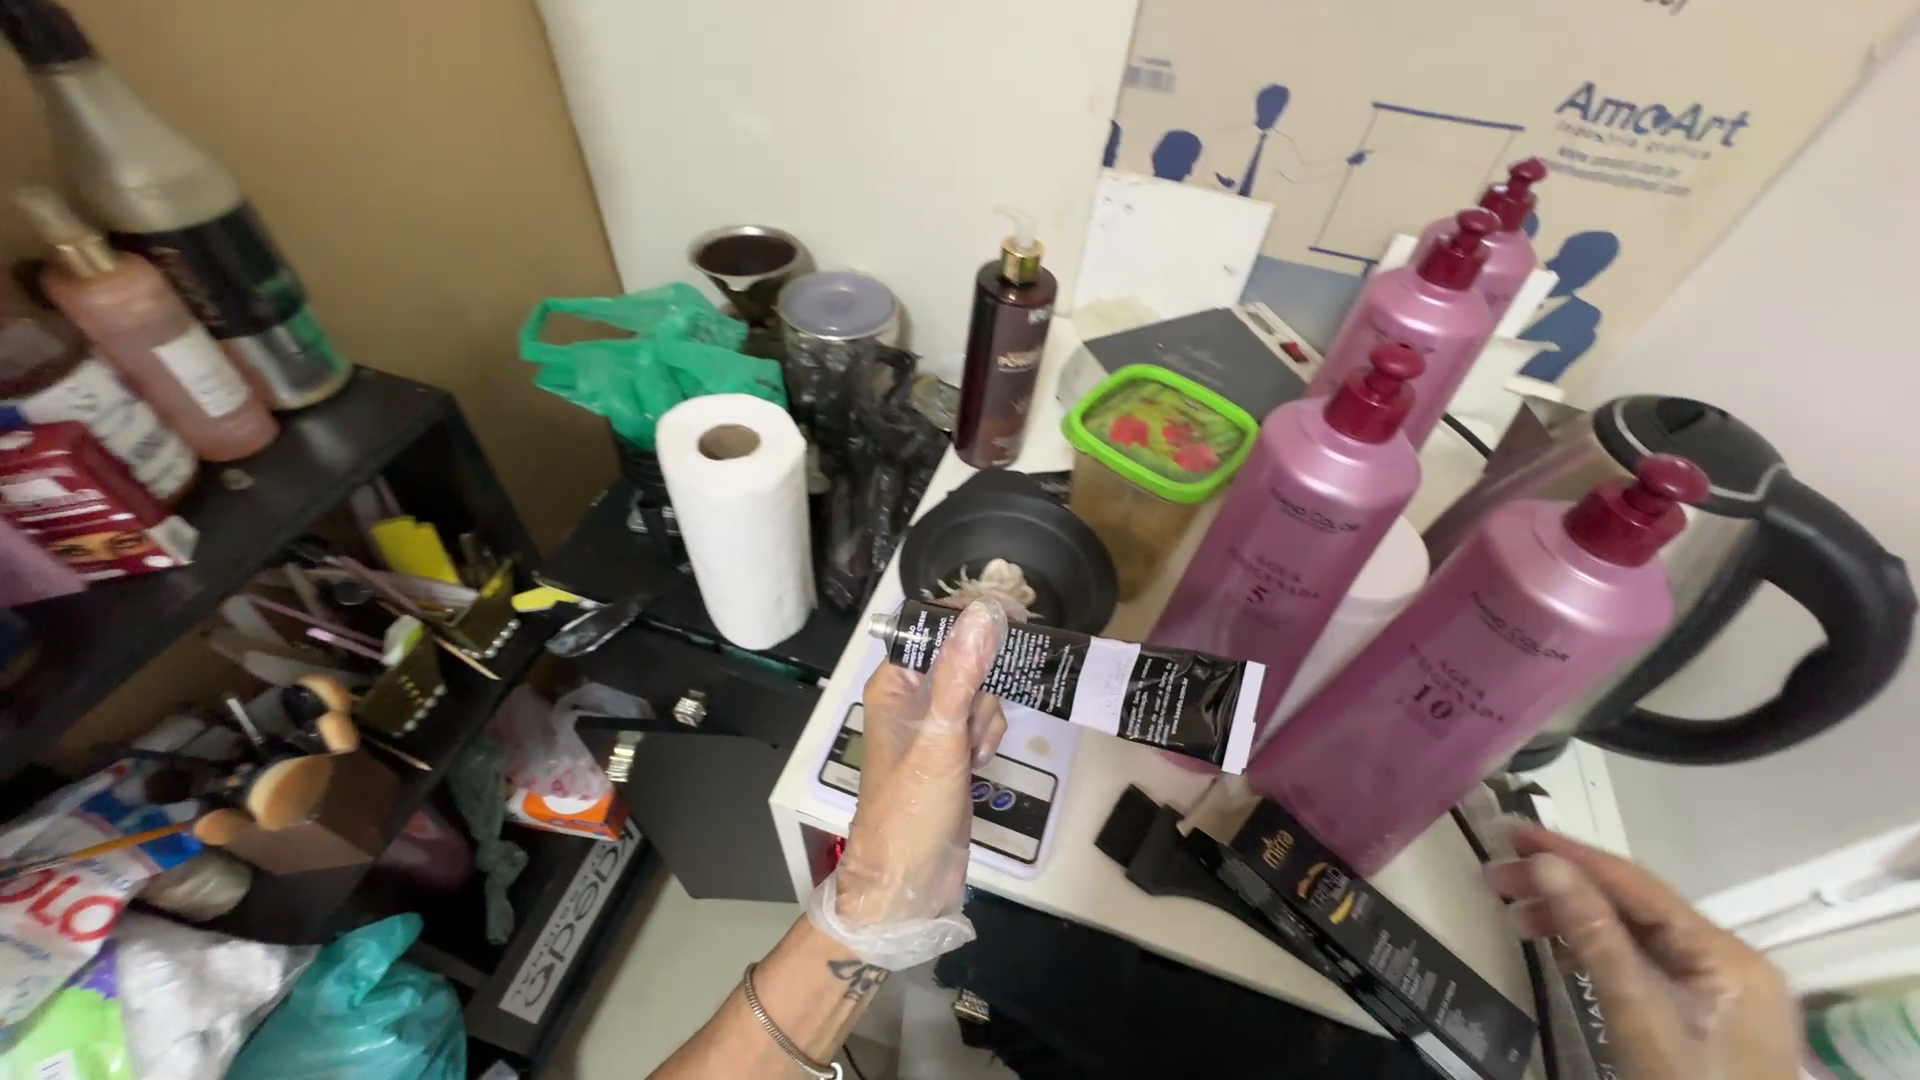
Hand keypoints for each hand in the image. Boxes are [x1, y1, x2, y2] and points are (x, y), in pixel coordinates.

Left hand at [809, 599, 1008, 968]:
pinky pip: (983, 722)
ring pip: (981, 693)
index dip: (973, 623)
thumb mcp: (940, 734)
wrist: (910, 881)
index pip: (936, 628)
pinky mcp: (953, 748)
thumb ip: (963, 672)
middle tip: (972, 724)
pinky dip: (986, 739)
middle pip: (967, 660)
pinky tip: (976, 765)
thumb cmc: (912, 806)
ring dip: (985, 722)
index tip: (1013, 622)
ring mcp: (934, 724)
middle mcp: (911, 696)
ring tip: (969, 754)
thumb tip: (985, 611)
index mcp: (895, 682)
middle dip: (981, 691)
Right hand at [1486, 823, 1800, 1079]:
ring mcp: (1717, 982)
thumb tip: (1543, 860)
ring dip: (1570, 914)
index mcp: (1723, 952)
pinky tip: (1556, 948)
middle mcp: (1726, 956)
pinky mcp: (1700, 1005)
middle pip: (1630, 902)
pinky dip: (1592, 943)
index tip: (1508, 830)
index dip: (1568, 852)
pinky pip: (1638, 954)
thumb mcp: (1633, 1008)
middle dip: (1561, 884)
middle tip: (1496, 879)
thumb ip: (1591, 930)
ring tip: (1516, 916)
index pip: (1632, 882)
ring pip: (1630, 926)